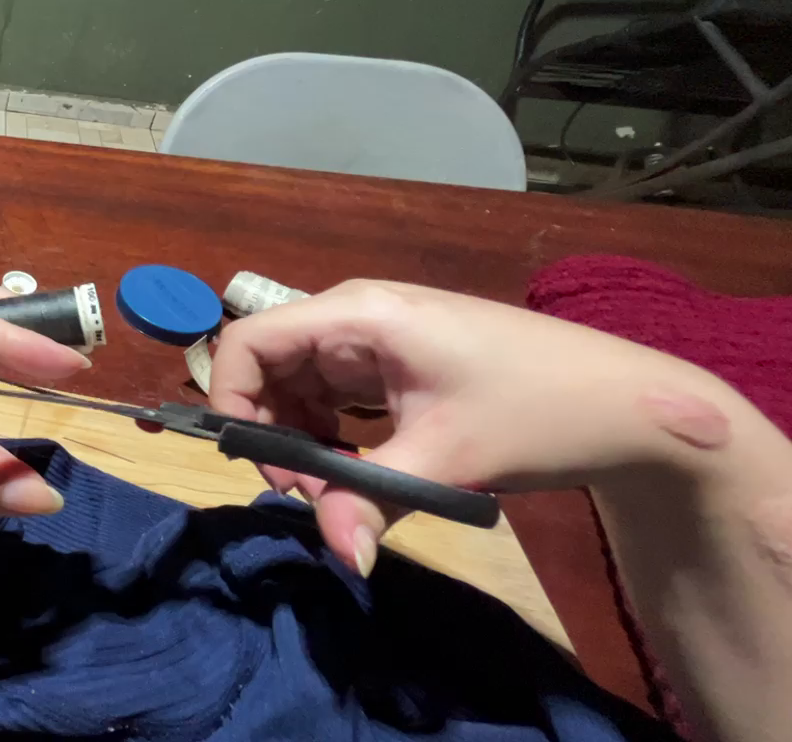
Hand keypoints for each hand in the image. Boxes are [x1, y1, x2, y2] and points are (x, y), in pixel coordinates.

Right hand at [208, 279, 728, 574]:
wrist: (642, 408)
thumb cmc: (541, 411)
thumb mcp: (452, 458)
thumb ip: (376, 499)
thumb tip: (340, 558)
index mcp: (355, 314)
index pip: (249, 340)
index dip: (230, 396)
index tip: (253, 458)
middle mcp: (349, 313)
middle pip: (267, 363)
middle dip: (269, 427)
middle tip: (303, 489)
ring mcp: (367, 334)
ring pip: (292, 380)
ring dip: (296, 433)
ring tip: (332, 487)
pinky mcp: (384, 357)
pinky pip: (325, 388)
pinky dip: (323, 429)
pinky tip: (348, 463)